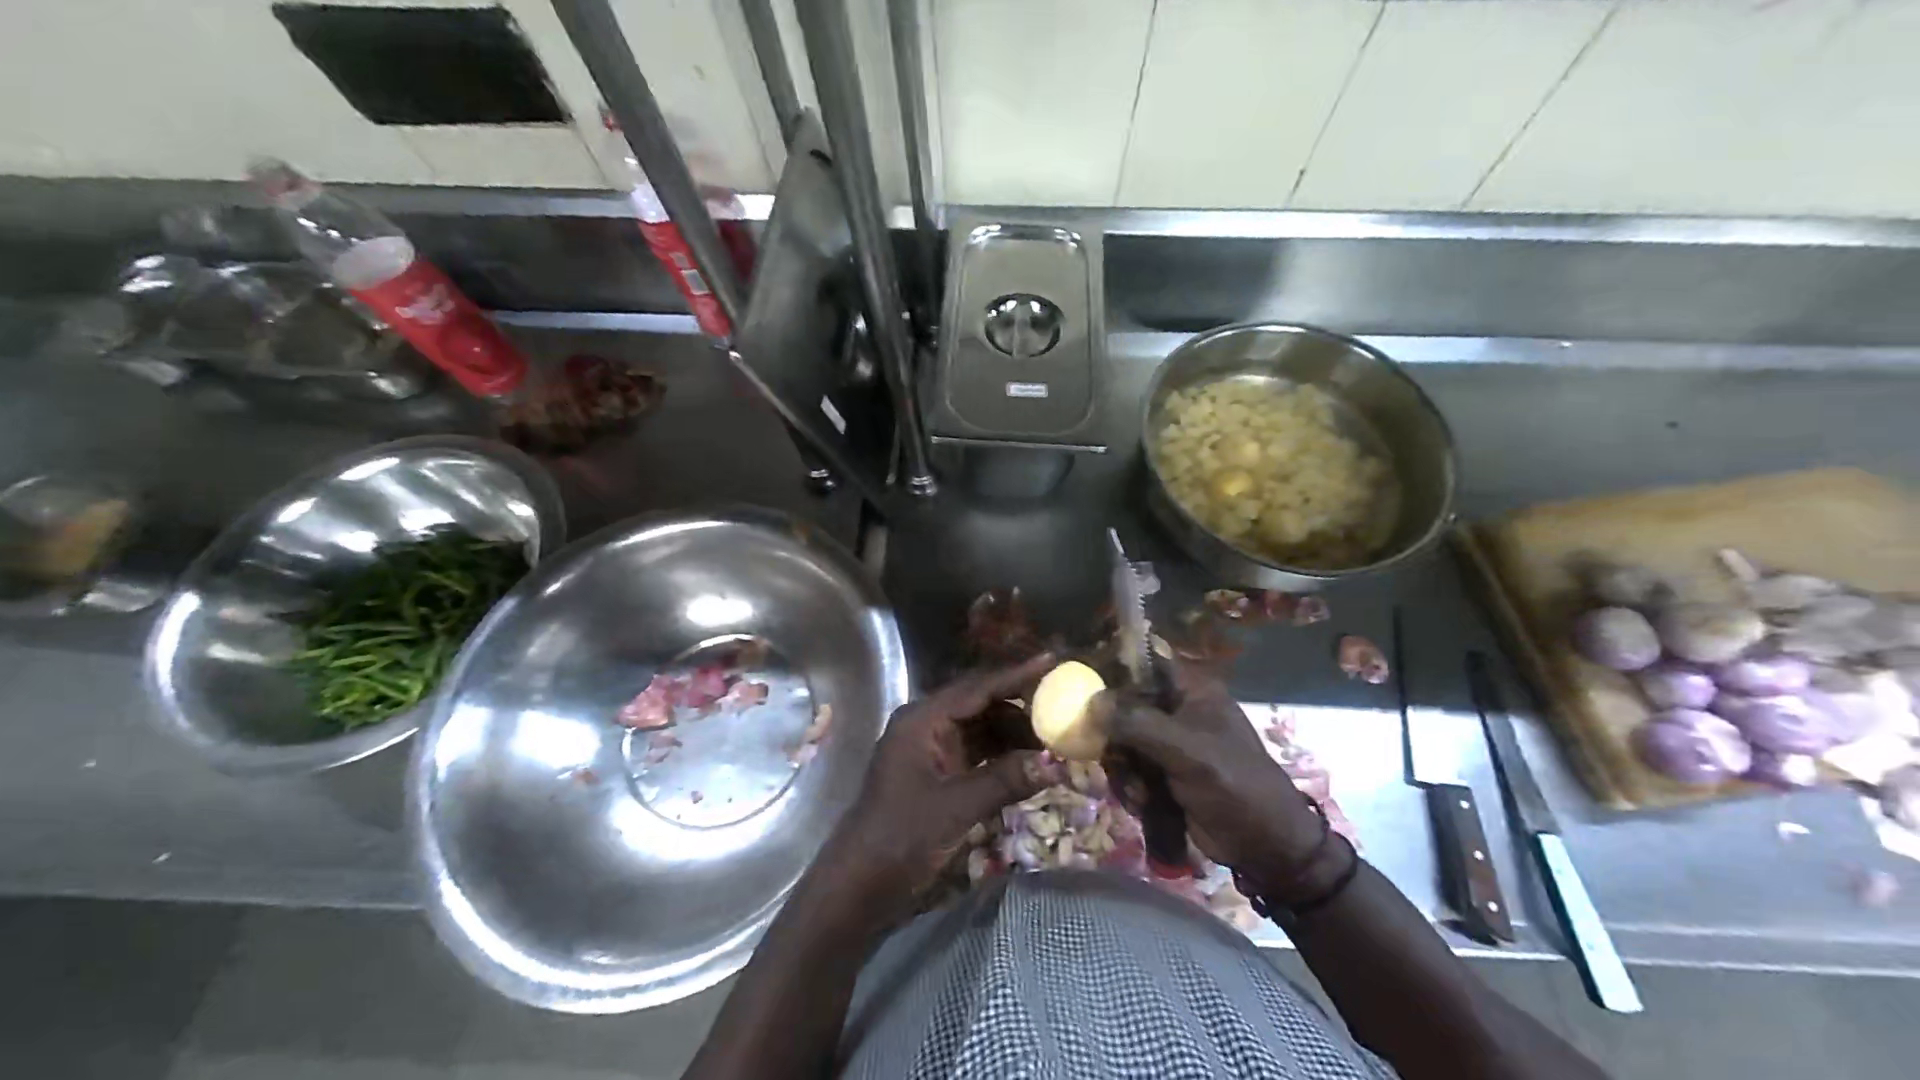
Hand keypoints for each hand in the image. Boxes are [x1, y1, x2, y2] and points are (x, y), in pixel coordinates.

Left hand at [818, 653, 1064, 919]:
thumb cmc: (900, 836)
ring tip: (1053, 744)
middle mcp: (926, 726)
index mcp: (922, 720)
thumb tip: (1055, 764)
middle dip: (1021, 709)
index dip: (1016, 675)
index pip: (977, 688)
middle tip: (1062, 712)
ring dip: (1014, 736)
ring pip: (981, 730)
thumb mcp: (956, 807)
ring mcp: (930, 750)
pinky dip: (1002, 758)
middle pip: (981, 705)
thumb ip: (1004, 781)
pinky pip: (976, 753)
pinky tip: (1028, 766)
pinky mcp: (937, 774)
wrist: (859, 881)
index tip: (1053, 662)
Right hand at [1097, 662, 1325, 878]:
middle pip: (1124, 705)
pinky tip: (1141, 803)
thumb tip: (1090, 701)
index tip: (1083, 687)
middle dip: (1113, 734)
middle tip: (1108, 755)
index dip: (1113, 669)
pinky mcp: (1164, 773)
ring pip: (1122, 740)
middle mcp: (1177, 710)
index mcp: (1192, 691)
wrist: (1266, 845)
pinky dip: (1130, 786)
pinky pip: (1130, 768)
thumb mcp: (1186, 750)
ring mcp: (1169, 743)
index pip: (1144, 663)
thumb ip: (1137, 723)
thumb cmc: (1234, 784)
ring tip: (1137, 791)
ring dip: (1122, 768)